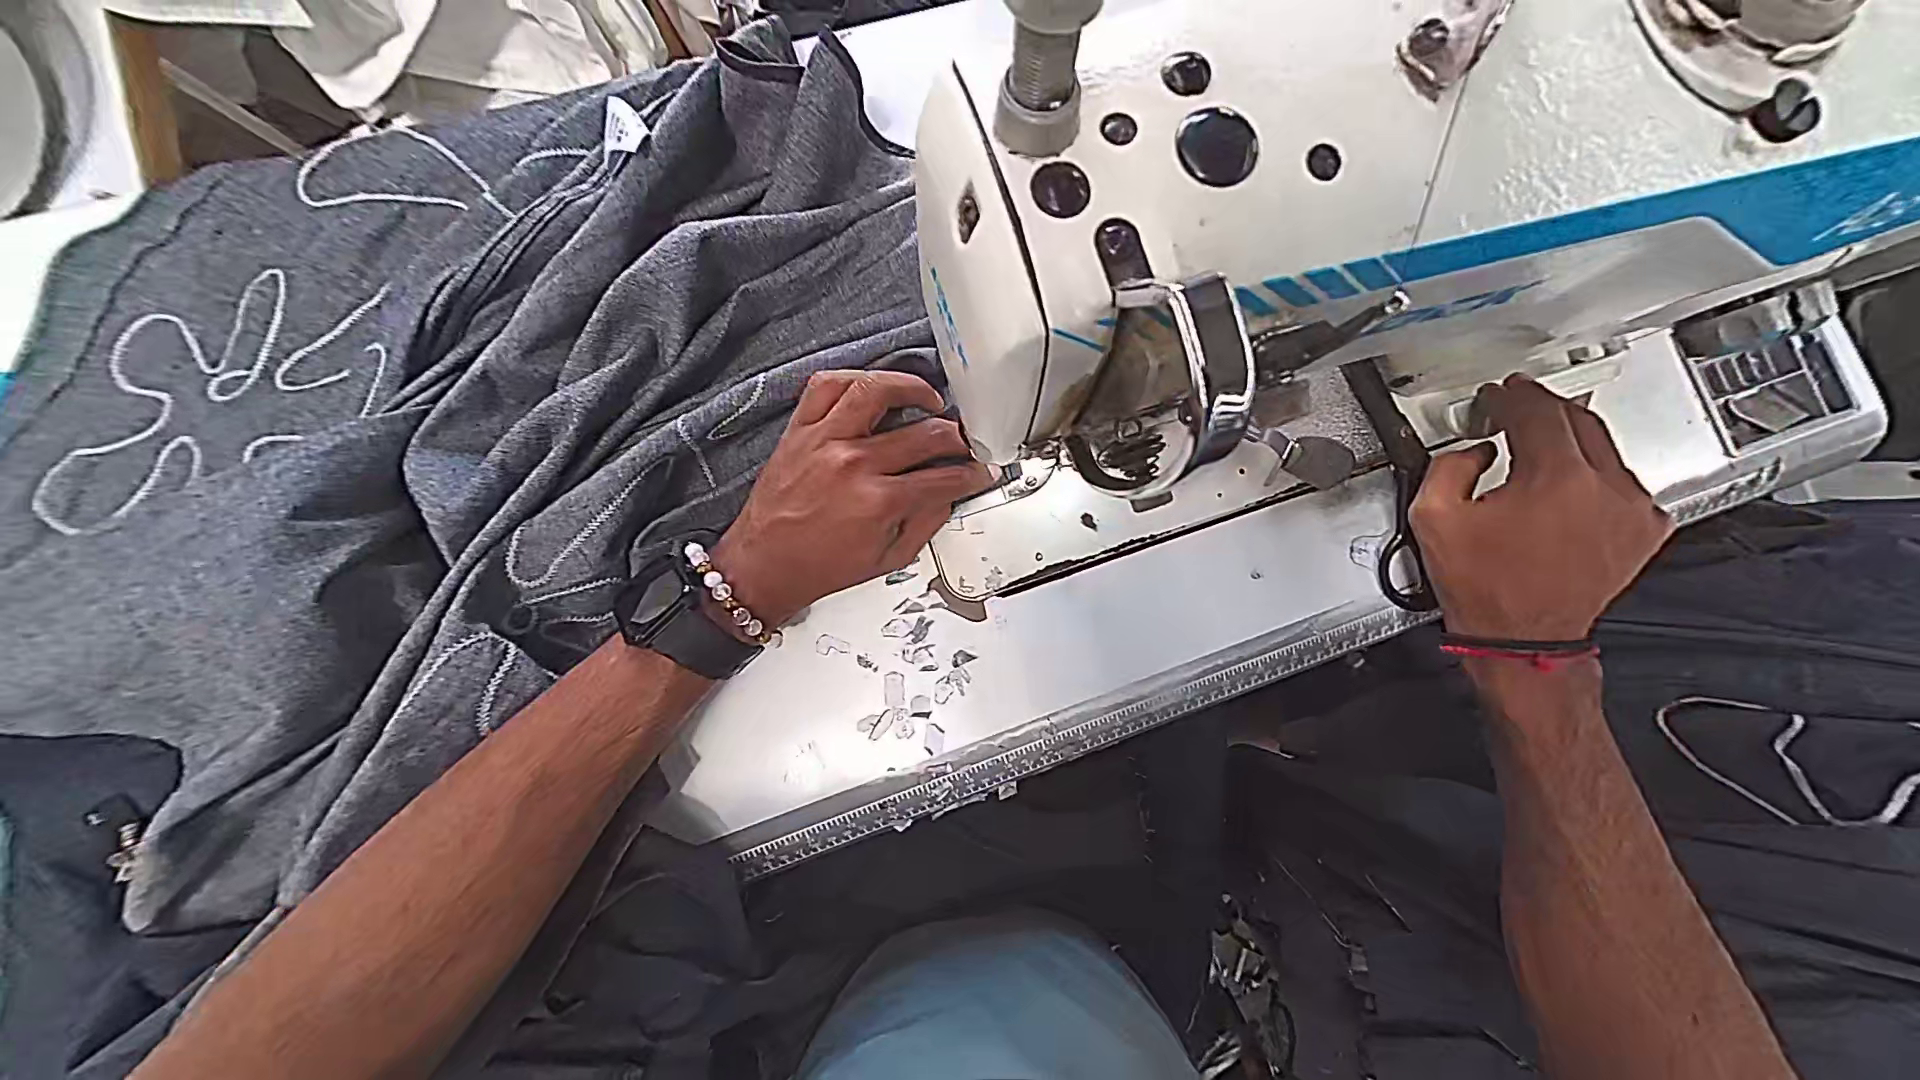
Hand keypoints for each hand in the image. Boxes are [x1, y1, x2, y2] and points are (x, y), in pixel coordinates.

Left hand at [708, 370, 993, 629]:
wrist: (764, 566)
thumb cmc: (818, 566)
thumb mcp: (889, 559)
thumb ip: (927, 523)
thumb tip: (950, 494)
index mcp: (878, 502)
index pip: (944, 477)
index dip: (972, 473)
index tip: (979, 470)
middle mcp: (853, 465)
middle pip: (925, 433)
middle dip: (957, 437)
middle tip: (963, 441)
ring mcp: (824, 441)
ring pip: (877, 390)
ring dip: (913, 388)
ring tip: (928, 398)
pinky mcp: (800, 431)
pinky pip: (826, 385)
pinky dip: (854, 378)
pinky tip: (873, 389)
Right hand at [1410, 375, 1673, 640]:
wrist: (1523, 635)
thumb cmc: (1483, 586)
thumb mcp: (1432, 518)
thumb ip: (1449, 466)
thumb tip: (1474, 450)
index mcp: (1555, 479)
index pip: (1537, 413)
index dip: (1511, 397)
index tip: (1499, 395)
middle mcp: (1605, 488)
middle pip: (1578, 421)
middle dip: (1542, 407)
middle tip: (1516, 404)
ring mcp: (1631, 509)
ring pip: (1605, 448)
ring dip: (1570, 436)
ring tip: (1539, 437)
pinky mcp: (1643, 528)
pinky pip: (1622, 480)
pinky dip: (1594, 469)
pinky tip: (1568, 477)